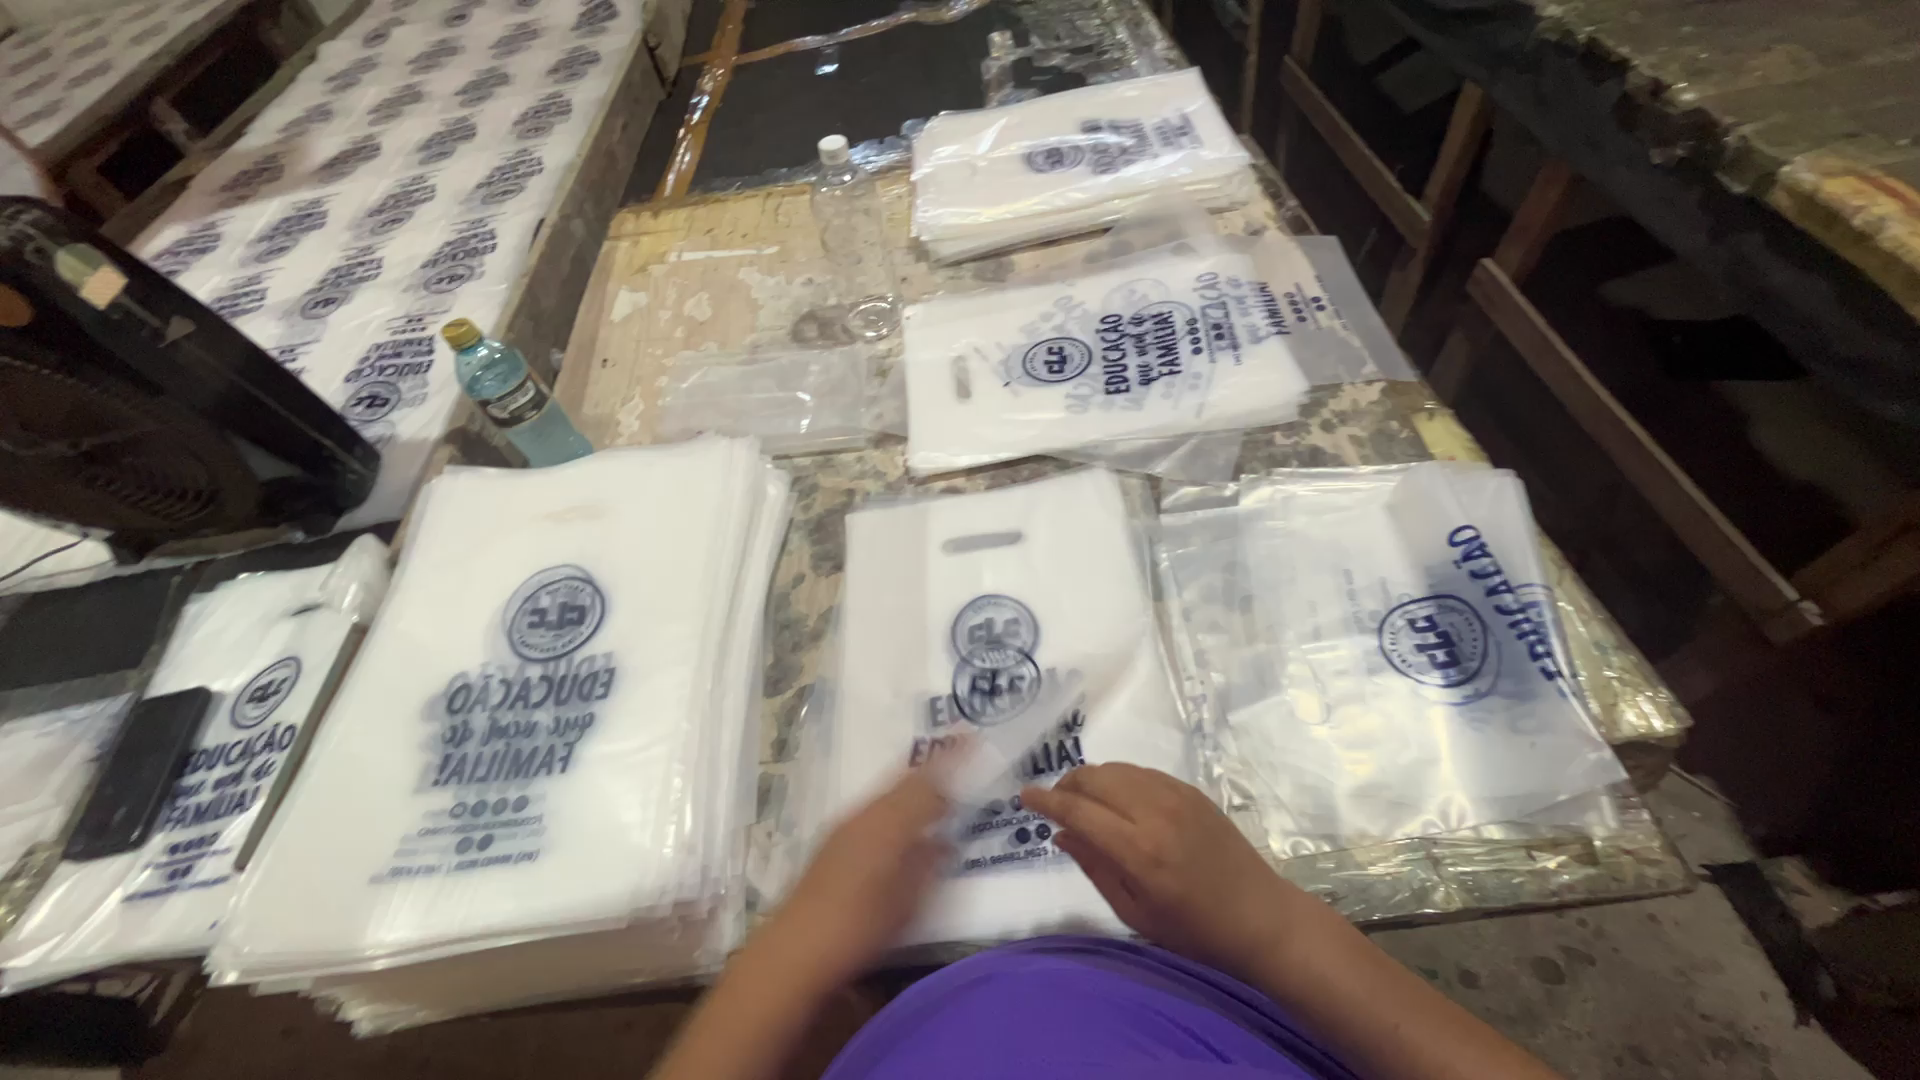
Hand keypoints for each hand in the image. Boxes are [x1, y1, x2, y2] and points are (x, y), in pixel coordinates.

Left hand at [749, 765, 951, 989]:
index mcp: (889, 823)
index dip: (952, 763)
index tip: (972, 743)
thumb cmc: (859, 927)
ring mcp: (845, 824)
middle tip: (960, 752)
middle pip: (904, 780)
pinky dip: (895, 800)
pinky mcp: (833, 840)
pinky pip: (874, 805)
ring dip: (913, 783)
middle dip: (933, 766)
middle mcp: (866, 813)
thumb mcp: (907, 902)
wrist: (795, 949)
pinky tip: (903, 815)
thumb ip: (928, 865)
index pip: (927, 783)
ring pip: (887, 791)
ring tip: (938, 780)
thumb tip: (944, 842)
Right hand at [1021, 763, 1307, 982]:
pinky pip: (1142, 772)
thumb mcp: (1134, 912)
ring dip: (1092, 780)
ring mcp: (1176, 796)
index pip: (1078, 810)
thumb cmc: (1193, 929)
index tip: (1025, 796)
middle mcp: (1154, 812)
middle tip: (1056, 803)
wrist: (1260, 917)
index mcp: (1138, 850)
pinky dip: (1120, 780)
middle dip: (1066, 784)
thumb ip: (1094, 867)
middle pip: (1094, 777)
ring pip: (1117, 769)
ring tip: (1086, 801)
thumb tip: (1061, 833)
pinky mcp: (1191, 791)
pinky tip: (1119, 801)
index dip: (1046, 800)